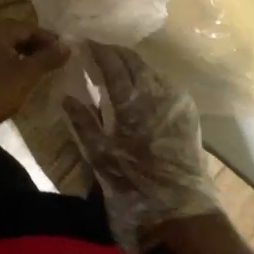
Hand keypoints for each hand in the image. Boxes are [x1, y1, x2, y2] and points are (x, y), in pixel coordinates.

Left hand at [0, 22, 70, 147]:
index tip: (64, 49)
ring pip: (8, 47)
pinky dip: (15, 63)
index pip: (26, 27)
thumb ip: (47, 58)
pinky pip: (0, 59)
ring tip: (44, 66)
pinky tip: (25, 76)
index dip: (46, 36)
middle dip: (37, 43)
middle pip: (16, 34)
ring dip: (27, 53)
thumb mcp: (27, 75)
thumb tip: (67, 46)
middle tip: (56, 56)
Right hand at [63, 43, 221, 250]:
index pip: (113, 64)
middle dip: (115, 52)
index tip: (83, 42)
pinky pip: (164, 82)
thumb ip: (83, 123)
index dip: (97, 50)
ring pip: (151, 69)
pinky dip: (148, 76)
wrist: (182, 211)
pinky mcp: (187, 112)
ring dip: (132, 63)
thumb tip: (67, 96)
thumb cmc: (135, 185)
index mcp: (132, 103)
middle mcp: (156, 94)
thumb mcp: (101, 157)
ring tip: (115, 65)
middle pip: (134, 61)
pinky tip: (139, 84)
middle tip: (97, 51)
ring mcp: (176, 101)